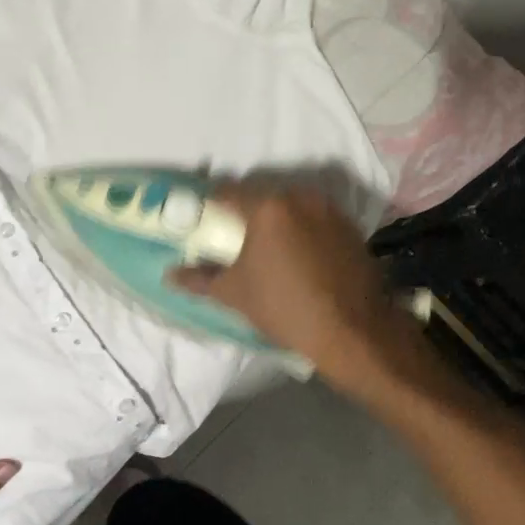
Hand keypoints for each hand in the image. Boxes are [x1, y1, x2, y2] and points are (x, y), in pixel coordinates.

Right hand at [168, 183, 405, 388]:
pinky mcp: (351, 227)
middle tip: (233, 237)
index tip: (203, 219)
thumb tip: (171, 274)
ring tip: (268, 249)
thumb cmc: (285, 308)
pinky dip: (303, 230)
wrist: (353, 331)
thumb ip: (200, 279)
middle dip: (246, 212)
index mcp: (267, 207)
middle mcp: (300, 197)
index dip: (211, 204)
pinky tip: (300, 257)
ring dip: (277, 220)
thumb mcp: (234, 294)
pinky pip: (316, 219)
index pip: (227, 192)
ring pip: (292, 206)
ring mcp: (330, 210)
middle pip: (262, 196)